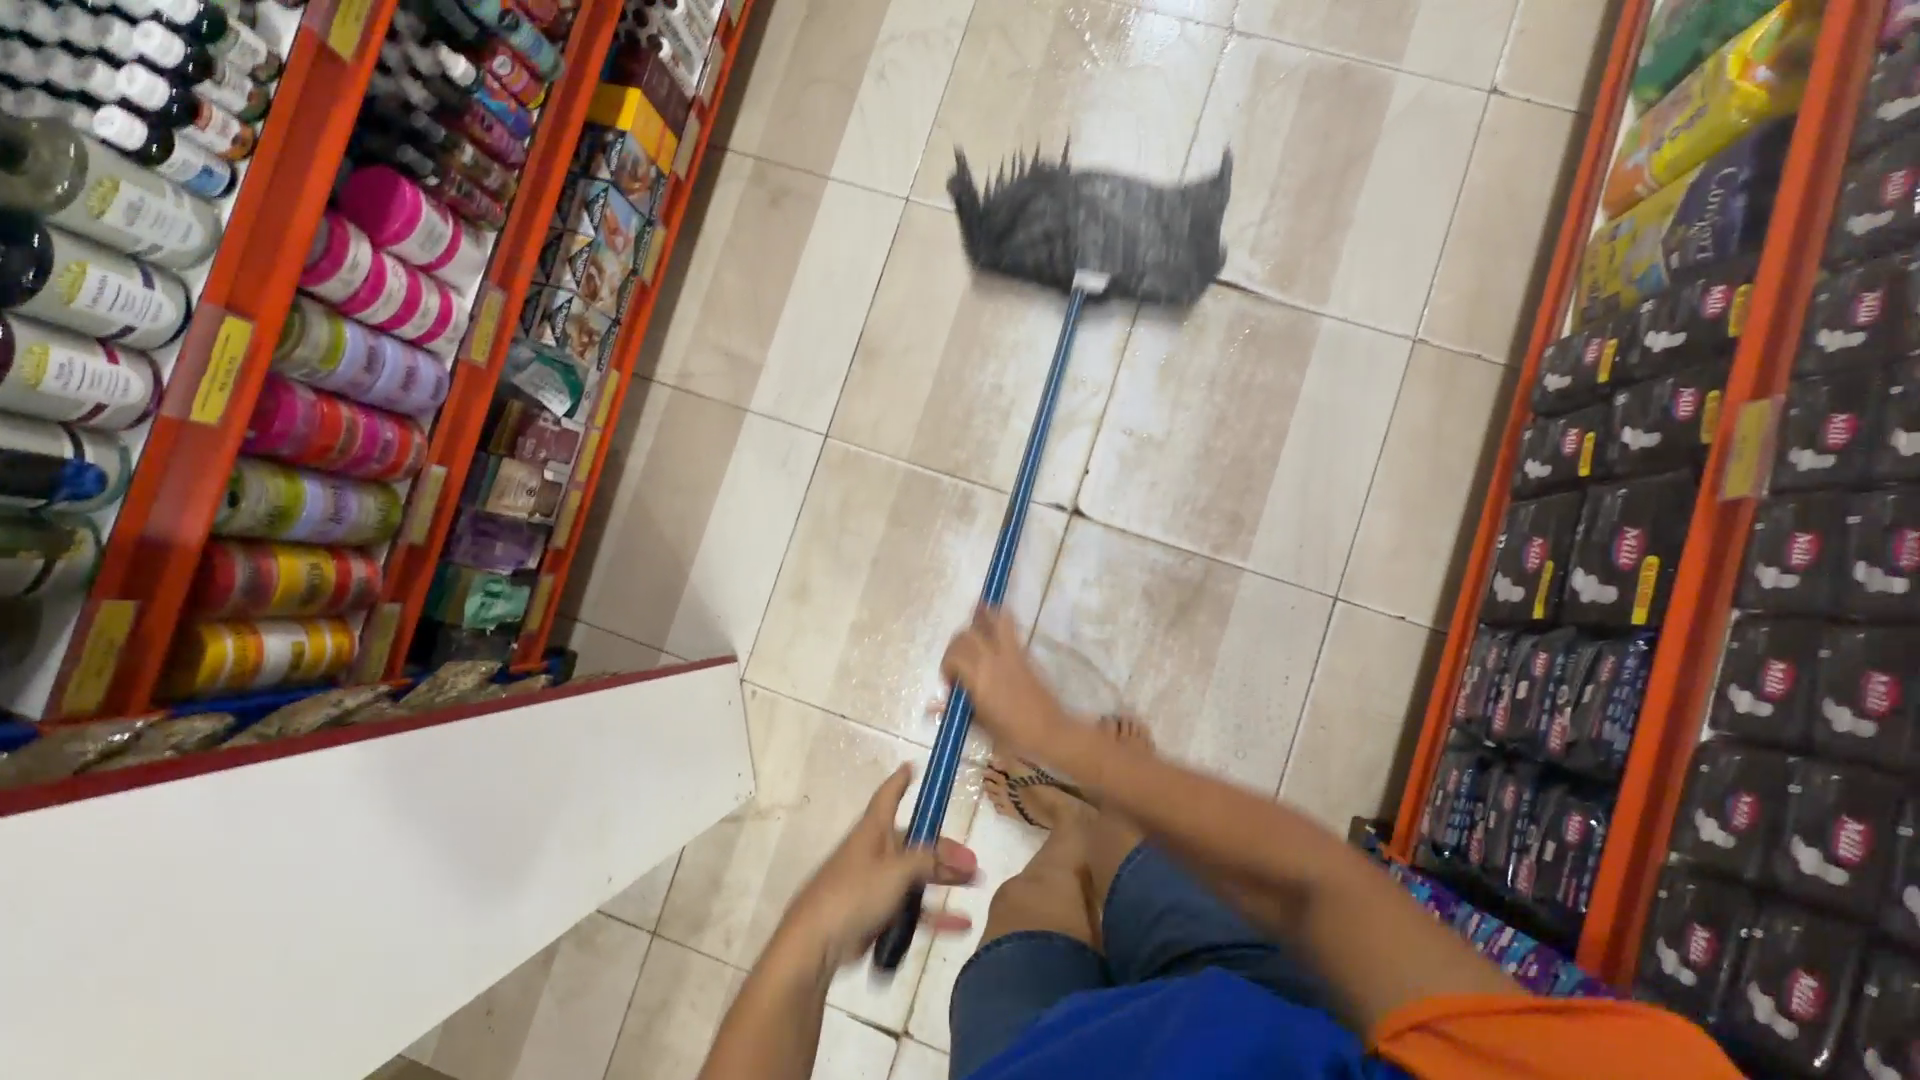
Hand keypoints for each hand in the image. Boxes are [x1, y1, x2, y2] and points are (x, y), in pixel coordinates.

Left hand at [778, 765, 977, 970]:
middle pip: (913, 843)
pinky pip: (912, 908)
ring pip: (916, 877)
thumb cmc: (854, 893)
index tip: (912, 766)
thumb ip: (928, 861)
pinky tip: (961, 923)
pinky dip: (935, 914)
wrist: (815, 942)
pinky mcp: (876, 915)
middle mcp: (874, 853)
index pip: (888, 797)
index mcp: (872, 832)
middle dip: (943, 850)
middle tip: (972, 860)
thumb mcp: (896, 871)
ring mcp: (875, 885)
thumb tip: (957, 855)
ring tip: (975, 883)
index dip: (900, 782)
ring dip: (944, 879)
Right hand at [940, 606, 1075, 760]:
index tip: (951, 684)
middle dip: (955, 646)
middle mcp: (992, 660)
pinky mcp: (1023, 653)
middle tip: (957, 662)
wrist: (1049, 732)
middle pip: (965, 637)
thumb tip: (936, 707)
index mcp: (979, 679)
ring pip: (989, 622)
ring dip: (978, 621)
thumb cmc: (1013, 735)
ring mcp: (1009, 654)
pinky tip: (990, 615)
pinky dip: (997, 617)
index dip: (946, 667)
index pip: (953, 657)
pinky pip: (1008, 627)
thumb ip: (960, 708)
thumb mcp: (981, 725)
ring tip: (973, 622)